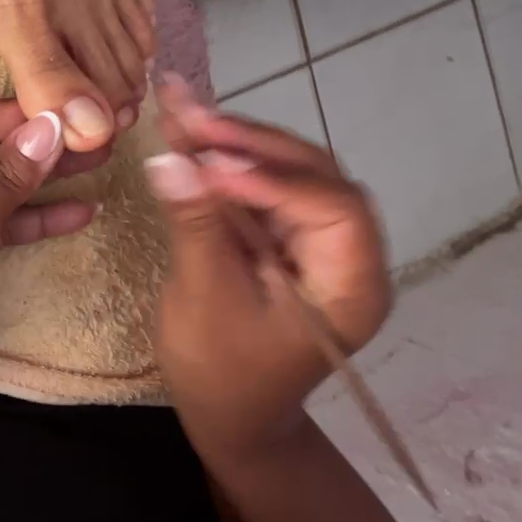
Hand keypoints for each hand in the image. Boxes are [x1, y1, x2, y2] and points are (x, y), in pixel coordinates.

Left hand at [0, 102, 111, 381]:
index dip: (27, 115)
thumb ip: (5, 177)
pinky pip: (4, 216)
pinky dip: (37, 215)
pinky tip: (82, 211)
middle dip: (44, 144)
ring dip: (47, 177)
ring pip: (4, 180)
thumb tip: (50, 128)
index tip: (81, 111)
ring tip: (103, 162)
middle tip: (104, 135)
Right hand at [147, 76, 391, 460]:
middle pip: (312, 175)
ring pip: (282, 170)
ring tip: (180, 108)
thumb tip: (169, 158)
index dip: (274, 178)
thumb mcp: (206, 300)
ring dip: (232, 139)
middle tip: (190, 116)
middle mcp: (343, 251)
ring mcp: (309, 239)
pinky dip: (219, 156)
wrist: (226, 413)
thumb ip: (196, 226)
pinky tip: (184, 127)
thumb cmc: (222, 371)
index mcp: (352, 282)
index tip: (208, 163)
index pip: (332, 208)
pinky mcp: (277, 234)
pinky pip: (254, 184)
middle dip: (251, 143)